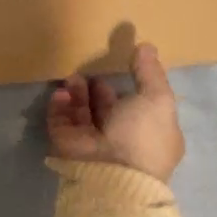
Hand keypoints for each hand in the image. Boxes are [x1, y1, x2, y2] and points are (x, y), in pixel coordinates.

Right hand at [45, 43, 183, 182]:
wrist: (110, 170)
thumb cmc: (142, 135)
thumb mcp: (157, 99)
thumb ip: (150, 73)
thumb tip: (146, 45)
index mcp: (148, 132)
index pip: (137, 107)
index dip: (129, 88)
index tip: (119, 67)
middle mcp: (120, 137)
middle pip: (106, 108)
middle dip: (97, 88)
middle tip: (87, 69)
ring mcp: (91, 140)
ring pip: (81, 111)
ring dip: (77, 93)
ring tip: (72, 77)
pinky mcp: (66, 141)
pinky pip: (61, 119)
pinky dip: (60, 105)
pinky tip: (61, 93)